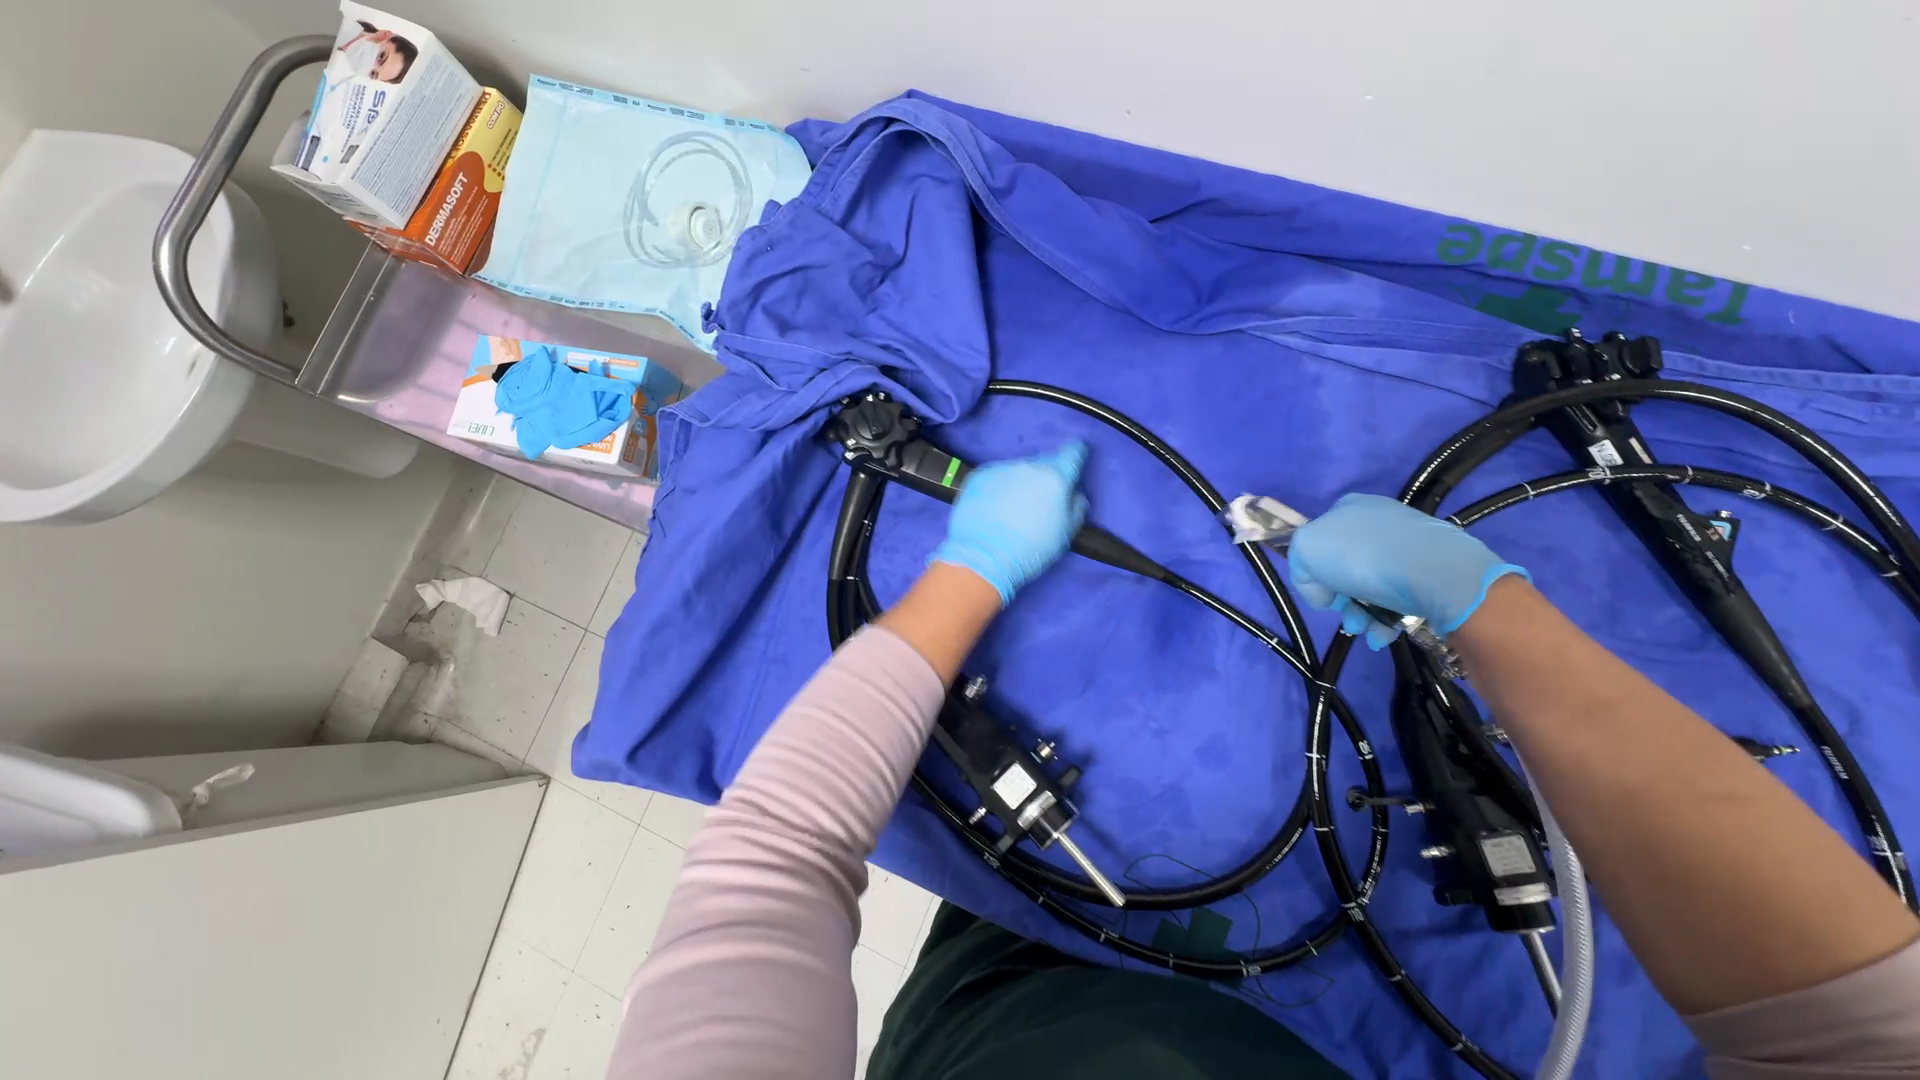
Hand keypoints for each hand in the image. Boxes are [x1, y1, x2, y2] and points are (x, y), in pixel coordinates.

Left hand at [930, 441, 1088, 605]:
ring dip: (1020, 482)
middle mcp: (1028, 465)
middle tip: (1039, 501)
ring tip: (1011, 509)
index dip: (1075, 455)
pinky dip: (998, 487)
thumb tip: (1073, 491)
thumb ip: (1076, 505)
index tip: (1072, 465)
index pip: (1073, 451)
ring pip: (1018, 470)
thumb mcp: (1066, 532)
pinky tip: (993, 509)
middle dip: (1045, 476)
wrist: (983, 557)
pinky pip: (996, 477)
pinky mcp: (978, 476)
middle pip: (1043, 462)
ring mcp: (1001, 468)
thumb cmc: (1032, 549)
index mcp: (1055, 476)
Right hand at [1286, 493, 1528, 647]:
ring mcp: (1406, 544)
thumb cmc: (1361, 557)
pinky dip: (1387, 618)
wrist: (1433, 572)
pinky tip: (1386, 633)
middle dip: (1342, 603)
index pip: (1319, 543)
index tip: (1326, 596)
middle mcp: (1376, 522)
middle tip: (1349, 621)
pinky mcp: (1430, 567)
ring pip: (1370, 588)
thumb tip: (1324, 589)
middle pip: (1344, 570)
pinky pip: (1399, 596)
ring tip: (1369, 632)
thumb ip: (1300, 564)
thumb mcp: (1306, 549)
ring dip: (1362, 616)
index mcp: (1346, 508)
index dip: (1316, 574)